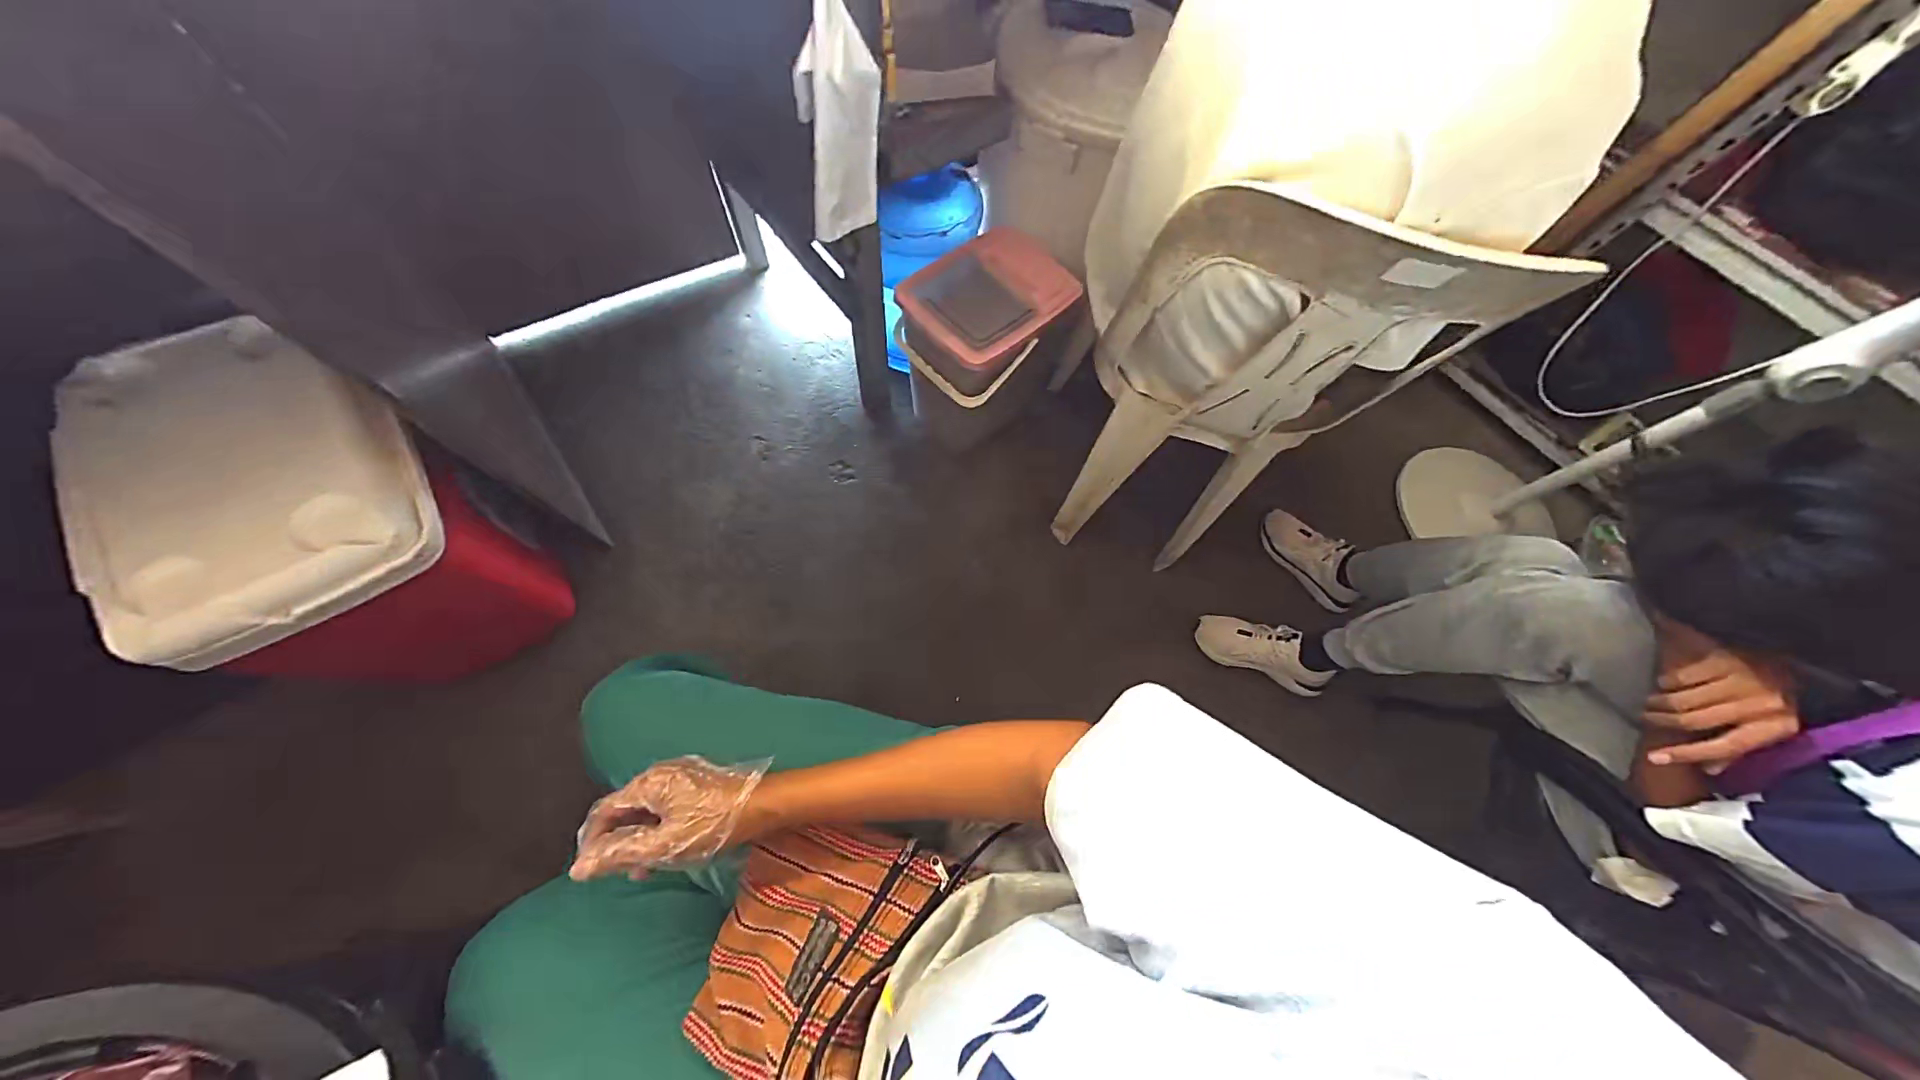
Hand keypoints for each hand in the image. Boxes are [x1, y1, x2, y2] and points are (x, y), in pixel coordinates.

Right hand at [569, 756, 768, 881]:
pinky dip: (658, 831)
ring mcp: (681, 778)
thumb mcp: (664, 845)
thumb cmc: (714, 824)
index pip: (603, 810)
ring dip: (638, 840)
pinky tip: (665, 853)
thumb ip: (620, 854)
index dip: (590, 842)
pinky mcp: (697, 786)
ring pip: (646, 811)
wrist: (765, 804)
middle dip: (615, 842)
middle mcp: (661, 774)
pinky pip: (664, 808)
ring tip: (641, 870)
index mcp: (649, 783)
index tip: (588, 871)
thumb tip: (578, 868)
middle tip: (616, 873)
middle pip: (624, 809)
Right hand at [1642, 649, 1799, 772]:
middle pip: (1695, 720)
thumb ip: (1739, 748)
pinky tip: (1663, 683)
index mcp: (1777, 726)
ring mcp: (1741, 680)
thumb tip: (1706, 769)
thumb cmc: (1774, 701)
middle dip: (1663, 721)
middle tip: (1645, 719)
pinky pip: (1680, 676)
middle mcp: (1761, 704)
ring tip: (1650, 703)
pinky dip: (1666, 681)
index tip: (1654, 758)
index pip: (1726, 746)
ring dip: (1659, 702)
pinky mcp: (1723, 660)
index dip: (1688, 753)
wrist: (1795, 658)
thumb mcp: (1767, 728)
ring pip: (1682, 699)